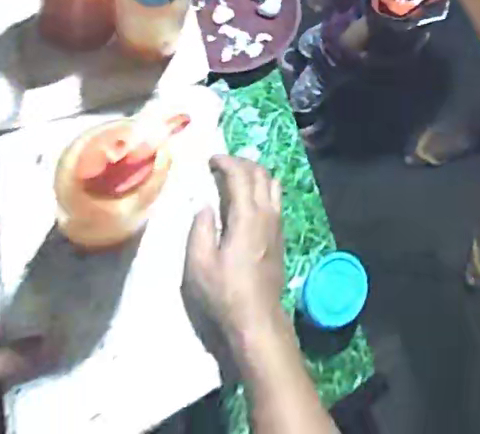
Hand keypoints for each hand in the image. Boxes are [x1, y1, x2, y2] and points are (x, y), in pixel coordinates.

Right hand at [186, 155, 286, 341]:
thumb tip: (205, 205)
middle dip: (241, 162)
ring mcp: (277, 222)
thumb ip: (200, 229)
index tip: (211, 159)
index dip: (226, 162)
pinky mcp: (280, 234)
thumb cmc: (224, 293)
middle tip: (222, 164)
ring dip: (255, 172)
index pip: (240, 175)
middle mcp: (267, 212)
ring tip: (237, 176)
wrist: (257, 319)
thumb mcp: (199, 265)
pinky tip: (250, 198)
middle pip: (260, 173)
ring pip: (272, 183)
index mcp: (247, 215)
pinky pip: (275, 198)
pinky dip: (263, 187)